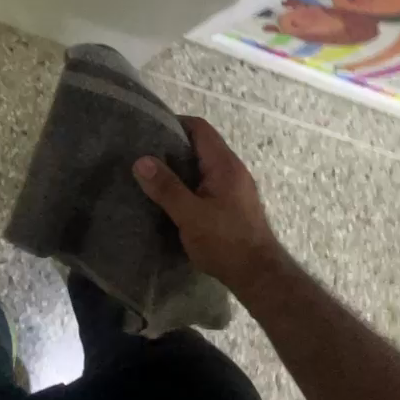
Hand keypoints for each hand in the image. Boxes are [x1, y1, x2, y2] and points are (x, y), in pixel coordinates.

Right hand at [133, 116, 285, 288]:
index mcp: (224, 165)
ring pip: (204, 166)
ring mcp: (236, 187)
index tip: (148, 131)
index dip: (175, 124)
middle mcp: (233, 170)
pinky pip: (208, 183)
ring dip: (180, 168)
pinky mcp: (233, 204)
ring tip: (153, 175)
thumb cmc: (225, 242)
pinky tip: (172, 198)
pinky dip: (189, 183)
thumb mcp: (189, 215)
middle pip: (201, 145)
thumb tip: (141, 160)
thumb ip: (166, 187)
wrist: (258, 275)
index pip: (200, 128)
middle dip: (173, 147)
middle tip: (144, 154)